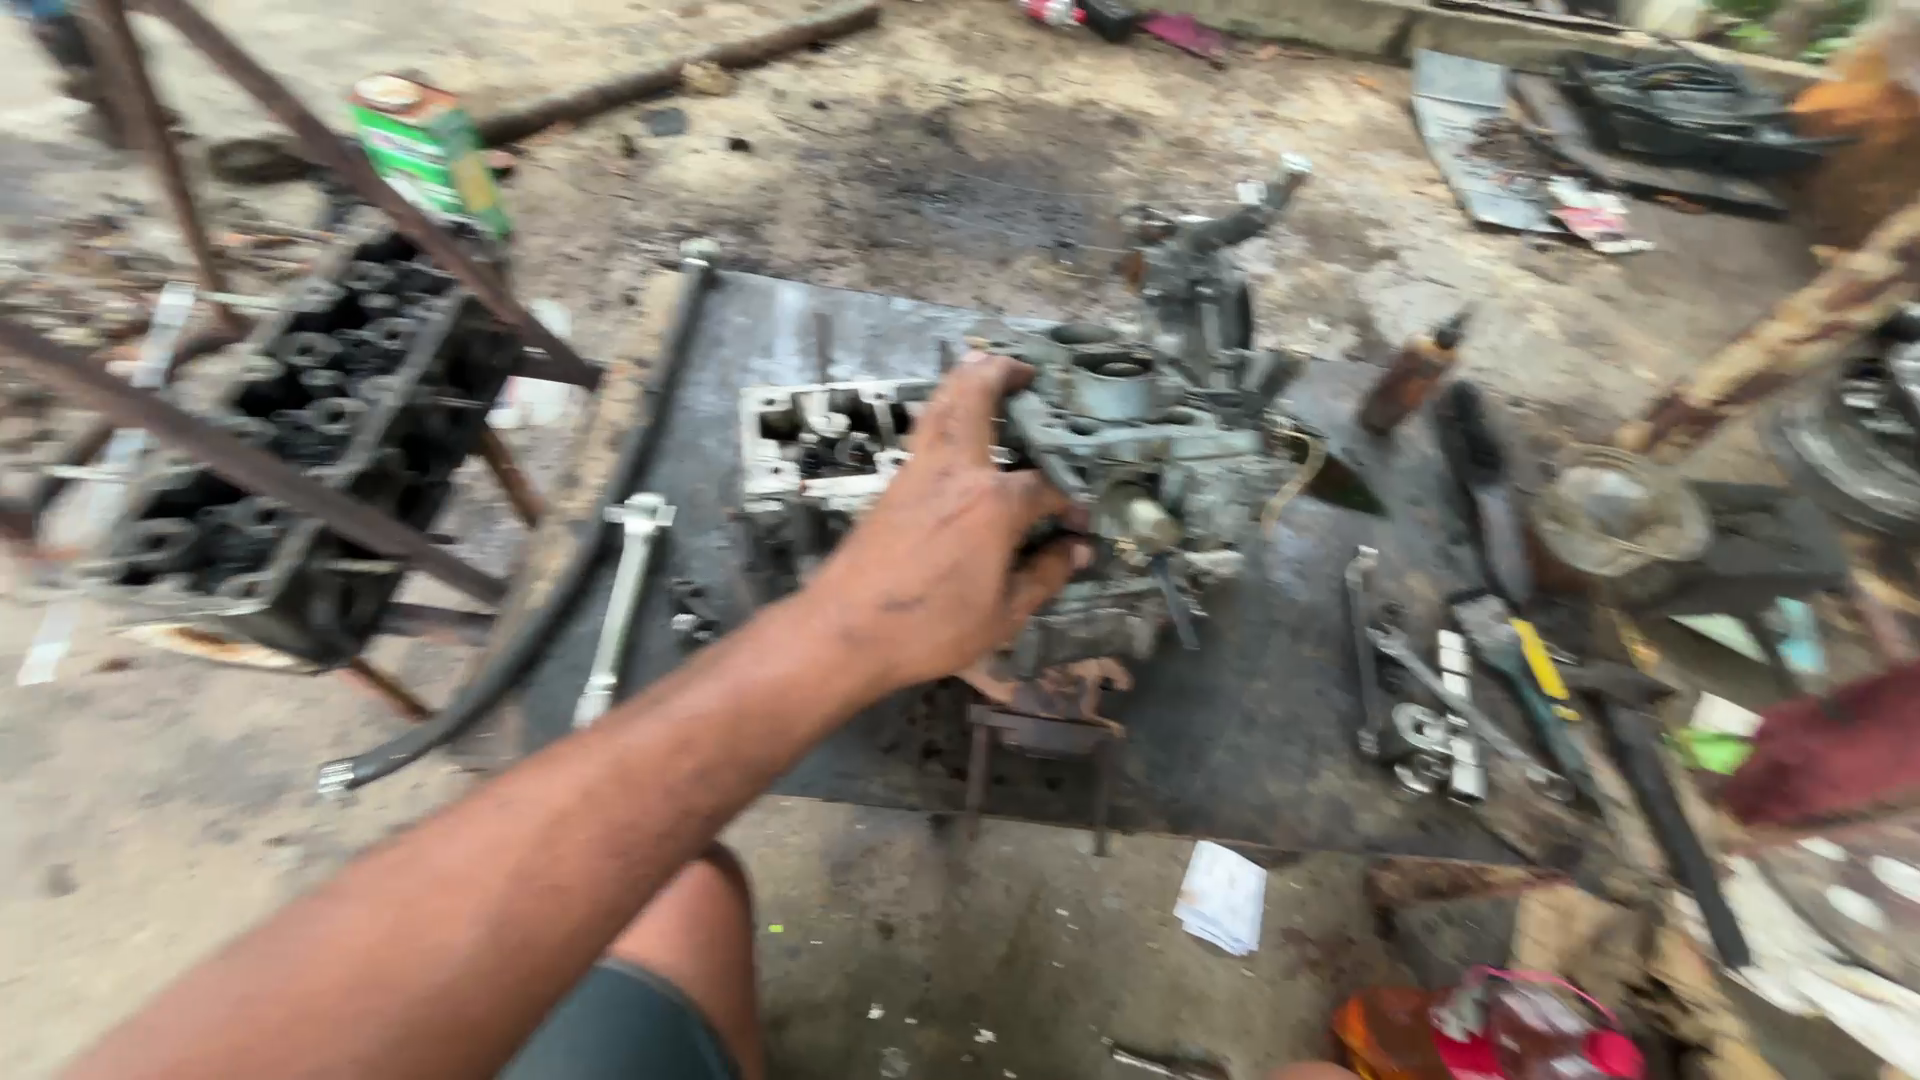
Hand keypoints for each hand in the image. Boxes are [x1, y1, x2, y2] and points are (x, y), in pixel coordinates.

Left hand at [795, 352, 1089, 694]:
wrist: (843, 631)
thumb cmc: (930, 628)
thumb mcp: (1003, 615)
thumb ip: (1044, 576)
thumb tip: (1077, 550)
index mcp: (993, 504)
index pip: (1044, 487)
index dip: (1068, 501)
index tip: (1078, 522)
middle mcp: (957, 473)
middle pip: (976, 401)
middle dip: (1000, 373)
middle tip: (1022, 367)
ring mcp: (917, 475)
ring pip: (940, 408)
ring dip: (964, 381)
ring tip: (981, 367)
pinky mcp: (891, 488)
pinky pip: (922, 434)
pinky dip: (941, 414)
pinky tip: (951, 429)